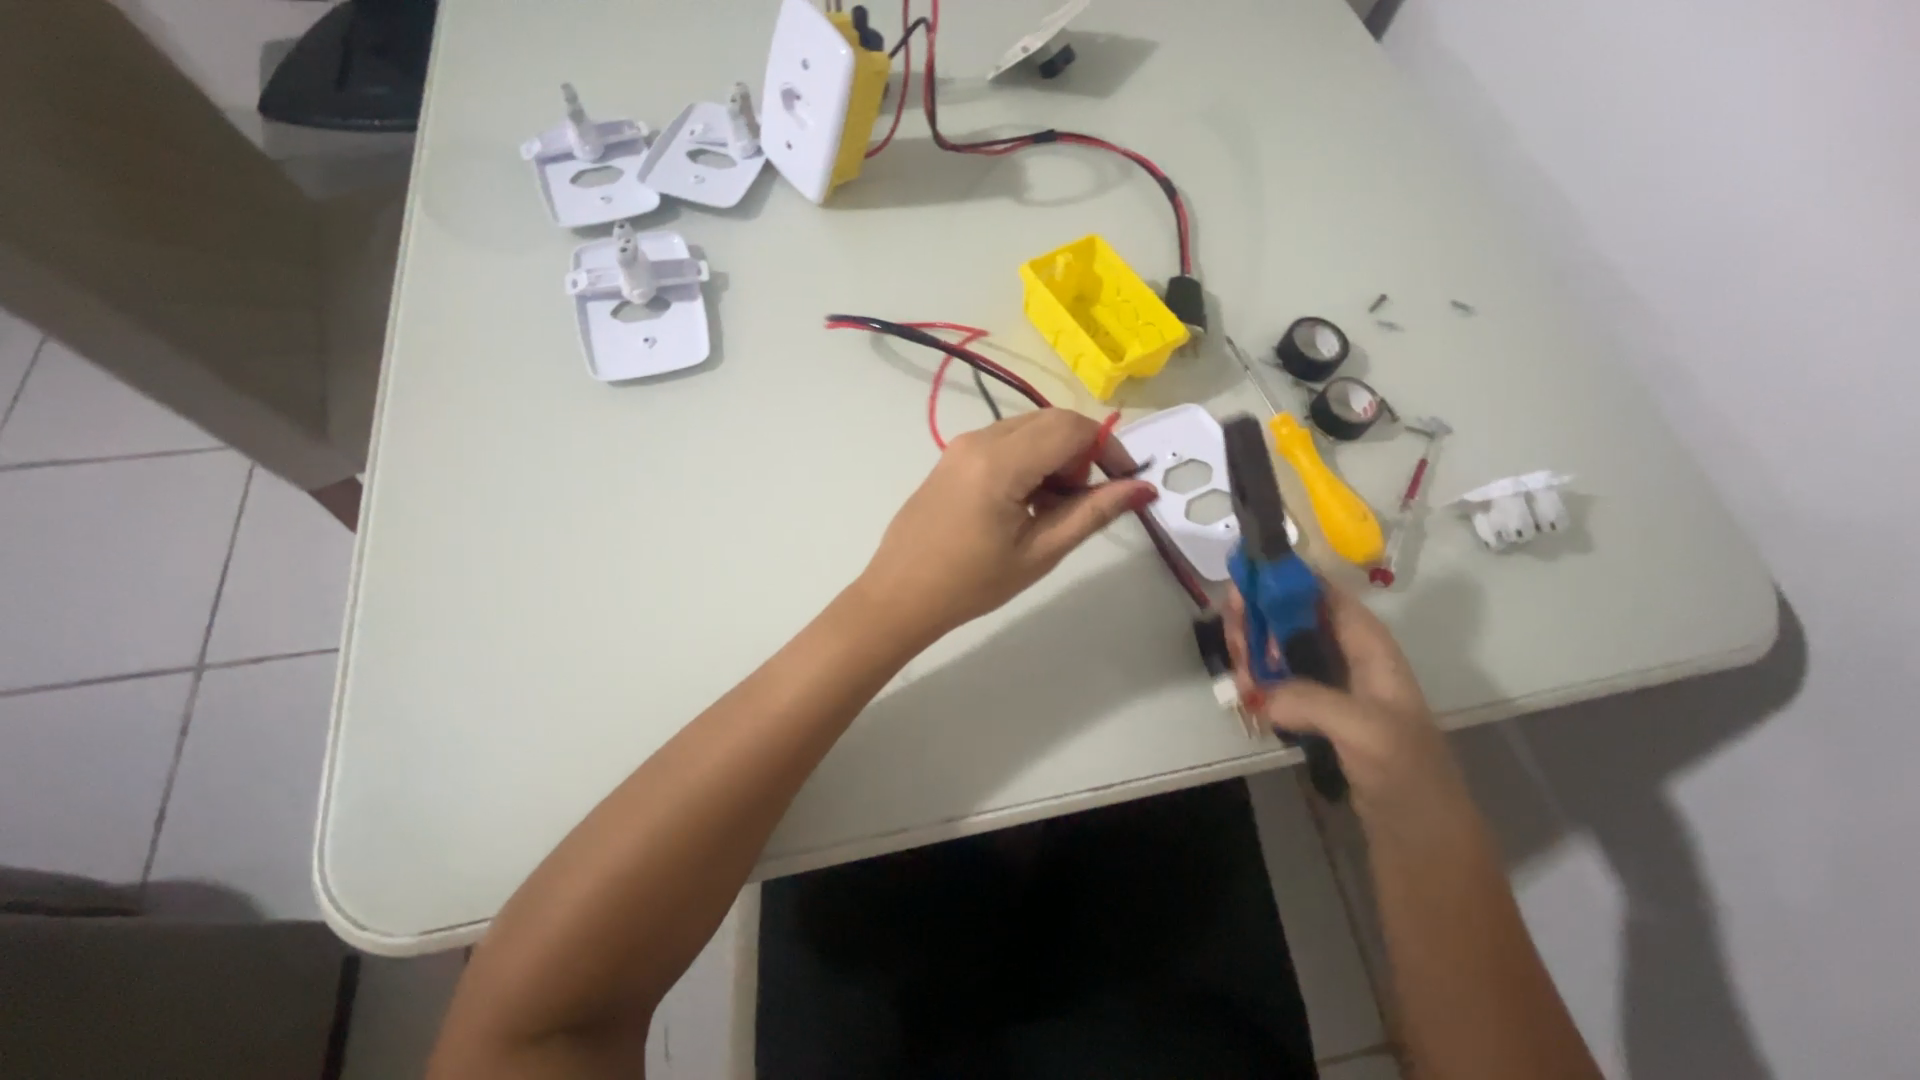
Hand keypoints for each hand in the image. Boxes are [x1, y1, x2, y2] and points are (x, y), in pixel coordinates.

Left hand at [851, 409, 1156, 644]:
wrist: (900, 596)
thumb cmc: (971, 584)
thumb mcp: (1040, 553)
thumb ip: (1092, 513)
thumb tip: (1143, 488)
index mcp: (1000, 462)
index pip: (1071, 428)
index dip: (1108, 448)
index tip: (1125, 482)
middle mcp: (979, 440)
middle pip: (1052, 421)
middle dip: (1081, 453)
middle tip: (1083, 501)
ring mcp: (960, 445)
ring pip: (1029, 429)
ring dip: (1055, 457)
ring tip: (1052, 510)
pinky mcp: (952, 456)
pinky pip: (1005, 441)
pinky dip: (1030, 460)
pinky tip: (1025, 505)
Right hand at [1226, 580, 1470, 824]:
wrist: (1422, 833)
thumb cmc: (1405, 771)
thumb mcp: (1363, 729)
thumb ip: (1310, 700)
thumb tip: (1258, 694)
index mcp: (1372, 649)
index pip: (1326, 596)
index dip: (1288, 582)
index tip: (1246, 583)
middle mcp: (1352, 659)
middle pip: (1297, 620)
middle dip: (1262, 620)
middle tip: (1231, 635)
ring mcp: (1335, 689)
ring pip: (1285, 652)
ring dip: (1256, 654)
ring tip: (1237, 674)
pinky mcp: (1321, 718)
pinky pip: (1282, 685)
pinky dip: (1260, 684)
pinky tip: (1245, 696)